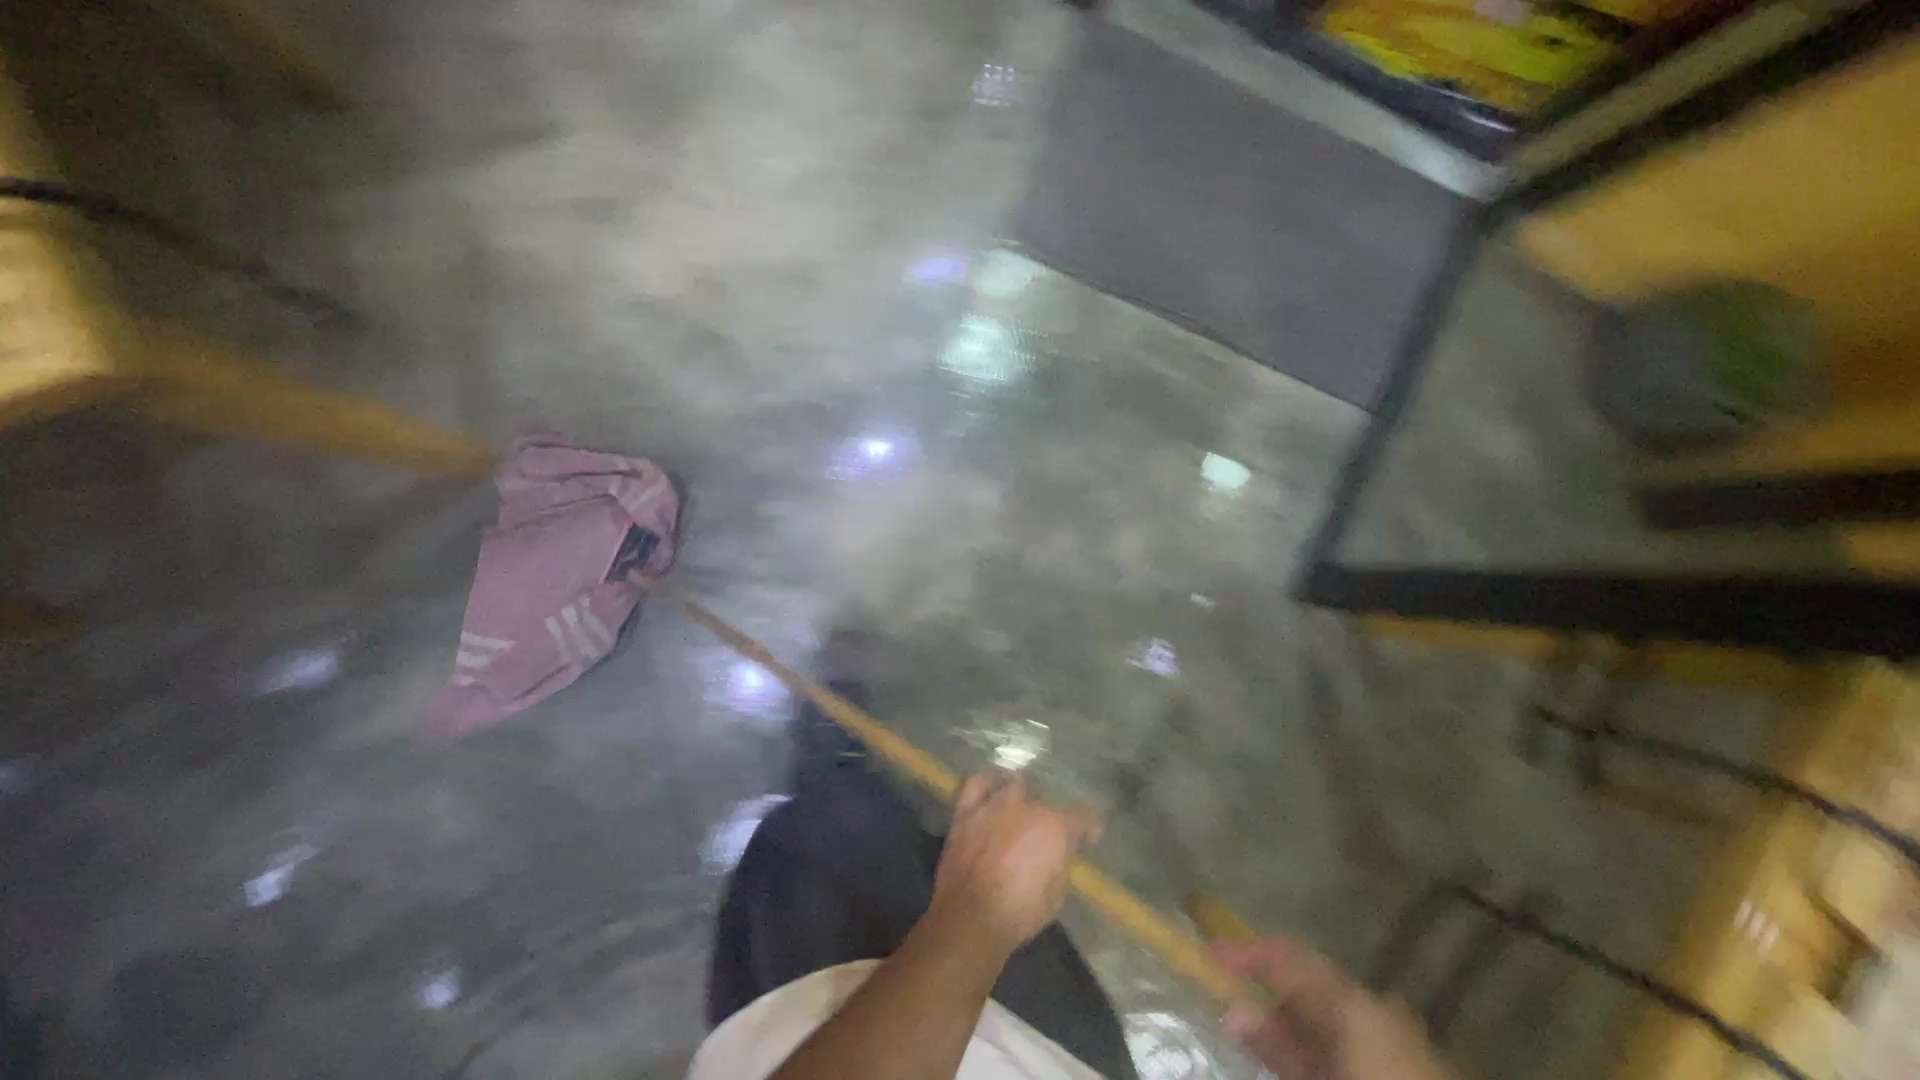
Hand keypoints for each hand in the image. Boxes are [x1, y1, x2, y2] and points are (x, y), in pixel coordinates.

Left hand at [929, 772, 1100, 954]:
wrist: (970, 917)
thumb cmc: (1020, 911)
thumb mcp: (1057, 893)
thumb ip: (1062, 861)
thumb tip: (1061, 850)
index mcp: (1055, 825)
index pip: (1084, 814)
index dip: (1089, 826)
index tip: (1088, 839)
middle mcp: (1026, 806)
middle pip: (1046, 799)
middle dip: (1051, 815)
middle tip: (1048, 835)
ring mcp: (994, 805)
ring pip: (1014, 786)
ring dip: (1022, 796)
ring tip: (1022, 810)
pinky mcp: (967, 811)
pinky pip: (977, 783)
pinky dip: (987, 782)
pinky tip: (992, 787)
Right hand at [1211, 937, 1454, 1079]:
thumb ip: (1278, 1048)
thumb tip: (1235, 1012)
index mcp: (1352, 1004)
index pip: (1286, 956)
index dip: (1243, 953)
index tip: (1205, 955)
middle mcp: (1374, 1005)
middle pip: (1307, 979)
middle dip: (1265, 986)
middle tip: (1225, 996)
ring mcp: (1396, 1030)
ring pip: (1329, 1007)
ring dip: (1291, 1016)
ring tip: (1258, 1036)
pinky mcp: (1406, 1056)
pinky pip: (1349, 1032)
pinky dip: (1317, 1036)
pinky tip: (1302, 1058)